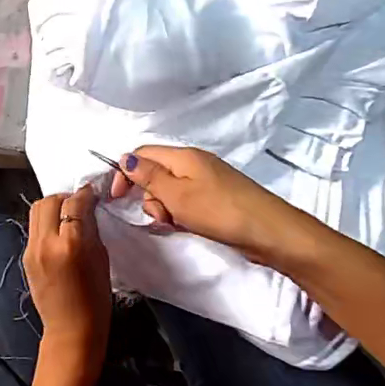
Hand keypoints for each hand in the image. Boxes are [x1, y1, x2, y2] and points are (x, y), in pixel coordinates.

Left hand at [24, 186, 111, 385]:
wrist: (70, 330)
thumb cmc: (95, 299)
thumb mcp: (101, 259)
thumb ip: (91, 230)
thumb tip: (87, 209)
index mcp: (70, 244)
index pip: (74, 203)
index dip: (85, 195)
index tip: (93, 195)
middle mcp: (46, 243)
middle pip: (50, 201)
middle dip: (66, 198)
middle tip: (79, 205)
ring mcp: (31, 250)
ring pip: (36, 211)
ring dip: (53, 207)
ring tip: (67, 217)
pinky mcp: (25, 257)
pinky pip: (34, 229)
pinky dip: (46, 224)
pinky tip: (59, 234)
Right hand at [109, 145, 313, 265]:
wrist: (268, 232)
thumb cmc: (218, 211)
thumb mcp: (176, 195)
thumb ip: (148, 176)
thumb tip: (124, 158)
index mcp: (183, 156)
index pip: (141, 154)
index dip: (124, 172)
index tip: (116, 198)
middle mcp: (193, 162)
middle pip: (154, 172)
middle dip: (148, 195)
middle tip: (160, 216)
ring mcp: (206, 179)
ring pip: (169, 189)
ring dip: (163, 207)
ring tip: (175, 223)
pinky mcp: (215, 197)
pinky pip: (185, 200)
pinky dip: (179, 212)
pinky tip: (186, 225)